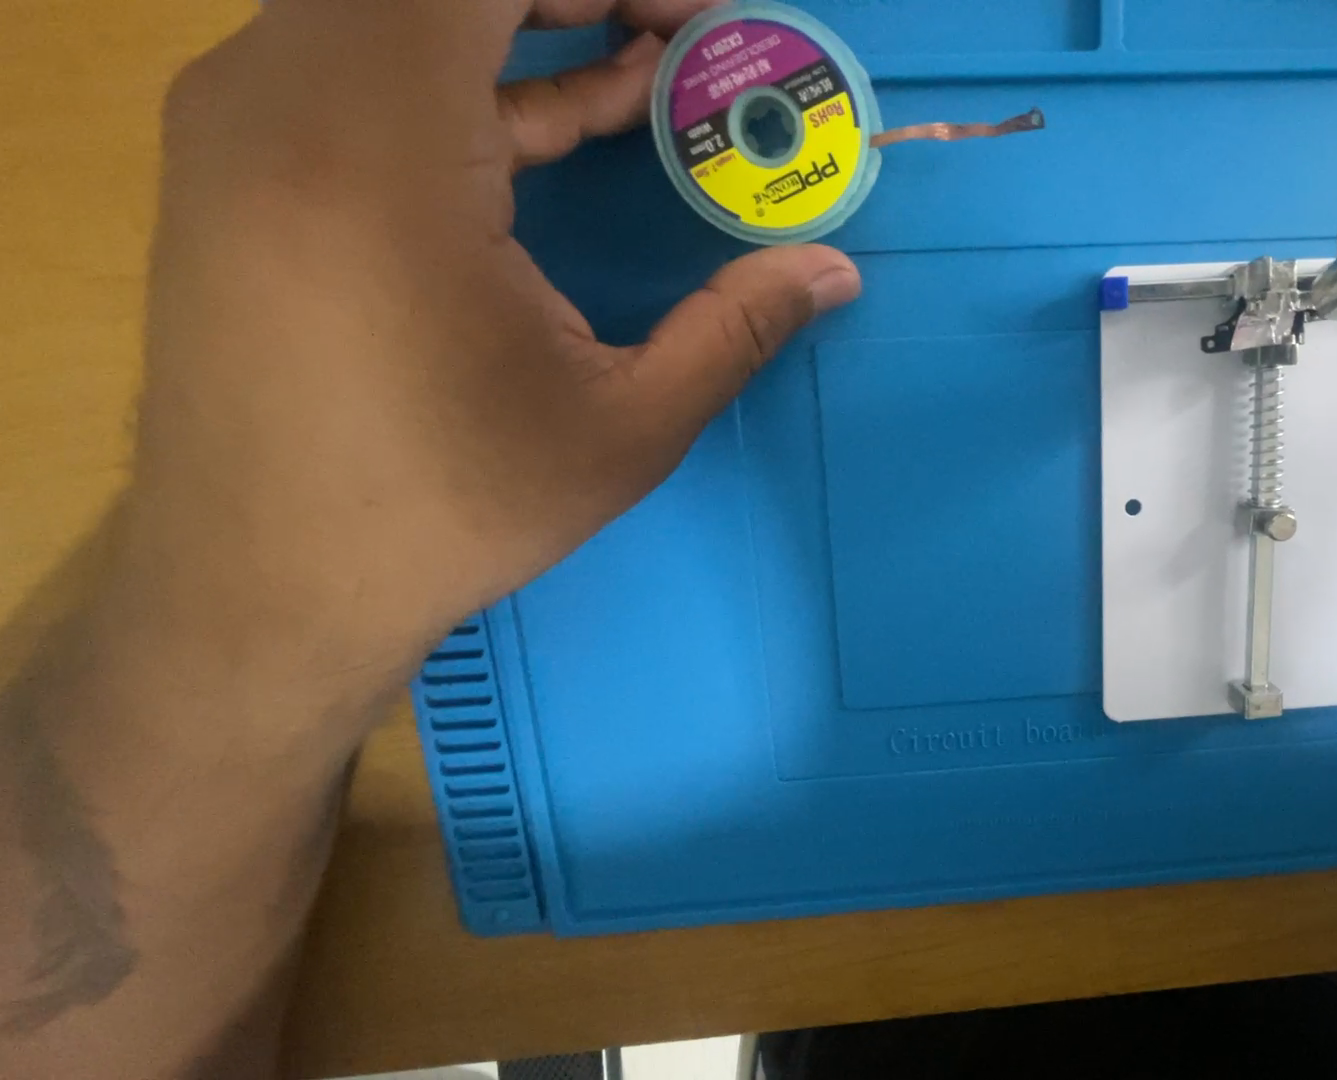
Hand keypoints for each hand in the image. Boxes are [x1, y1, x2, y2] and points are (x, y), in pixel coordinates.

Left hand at [125, 0, 860, 715]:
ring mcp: (242, 131)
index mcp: (378, 148)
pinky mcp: (243, 174)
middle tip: (682, 35)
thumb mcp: (629, 424)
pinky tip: (568, 125)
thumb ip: (737, 327)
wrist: (272, 586)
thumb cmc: (456, 506)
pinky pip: (364, 76)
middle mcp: (279, 102)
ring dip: (527, 33)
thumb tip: (836, 271)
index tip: (697, 15)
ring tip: (645, 73)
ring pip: (394, 18)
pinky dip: (473, 84)